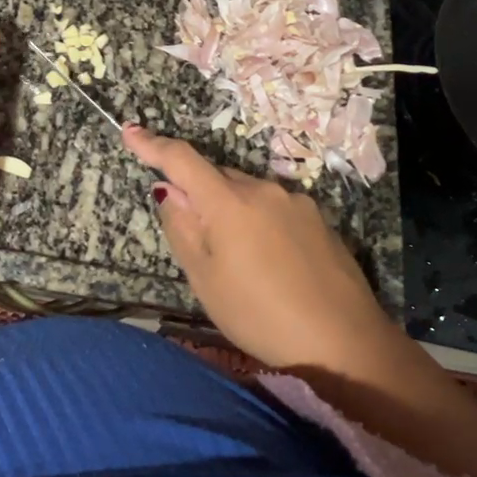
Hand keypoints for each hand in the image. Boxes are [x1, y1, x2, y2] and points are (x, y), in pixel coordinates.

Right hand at [123, 125, 395, 370]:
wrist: (346, 344)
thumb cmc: (260, 316)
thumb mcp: (204, 279)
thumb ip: (181, 227)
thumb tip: (170, 191)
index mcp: (227, 202)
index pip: (181, 159)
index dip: (152, 145)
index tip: (130, 131)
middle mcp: (262, 189)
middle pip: (216, 177)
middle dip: (198, 192)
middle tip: (193, 236)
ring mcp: (295, 203)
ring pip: (246, 193)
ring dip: (231, 211)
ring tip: (237, 261)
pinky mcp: (319, 220)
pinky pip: (274, 209)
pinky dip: (259, 223)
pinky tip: (269, 264)